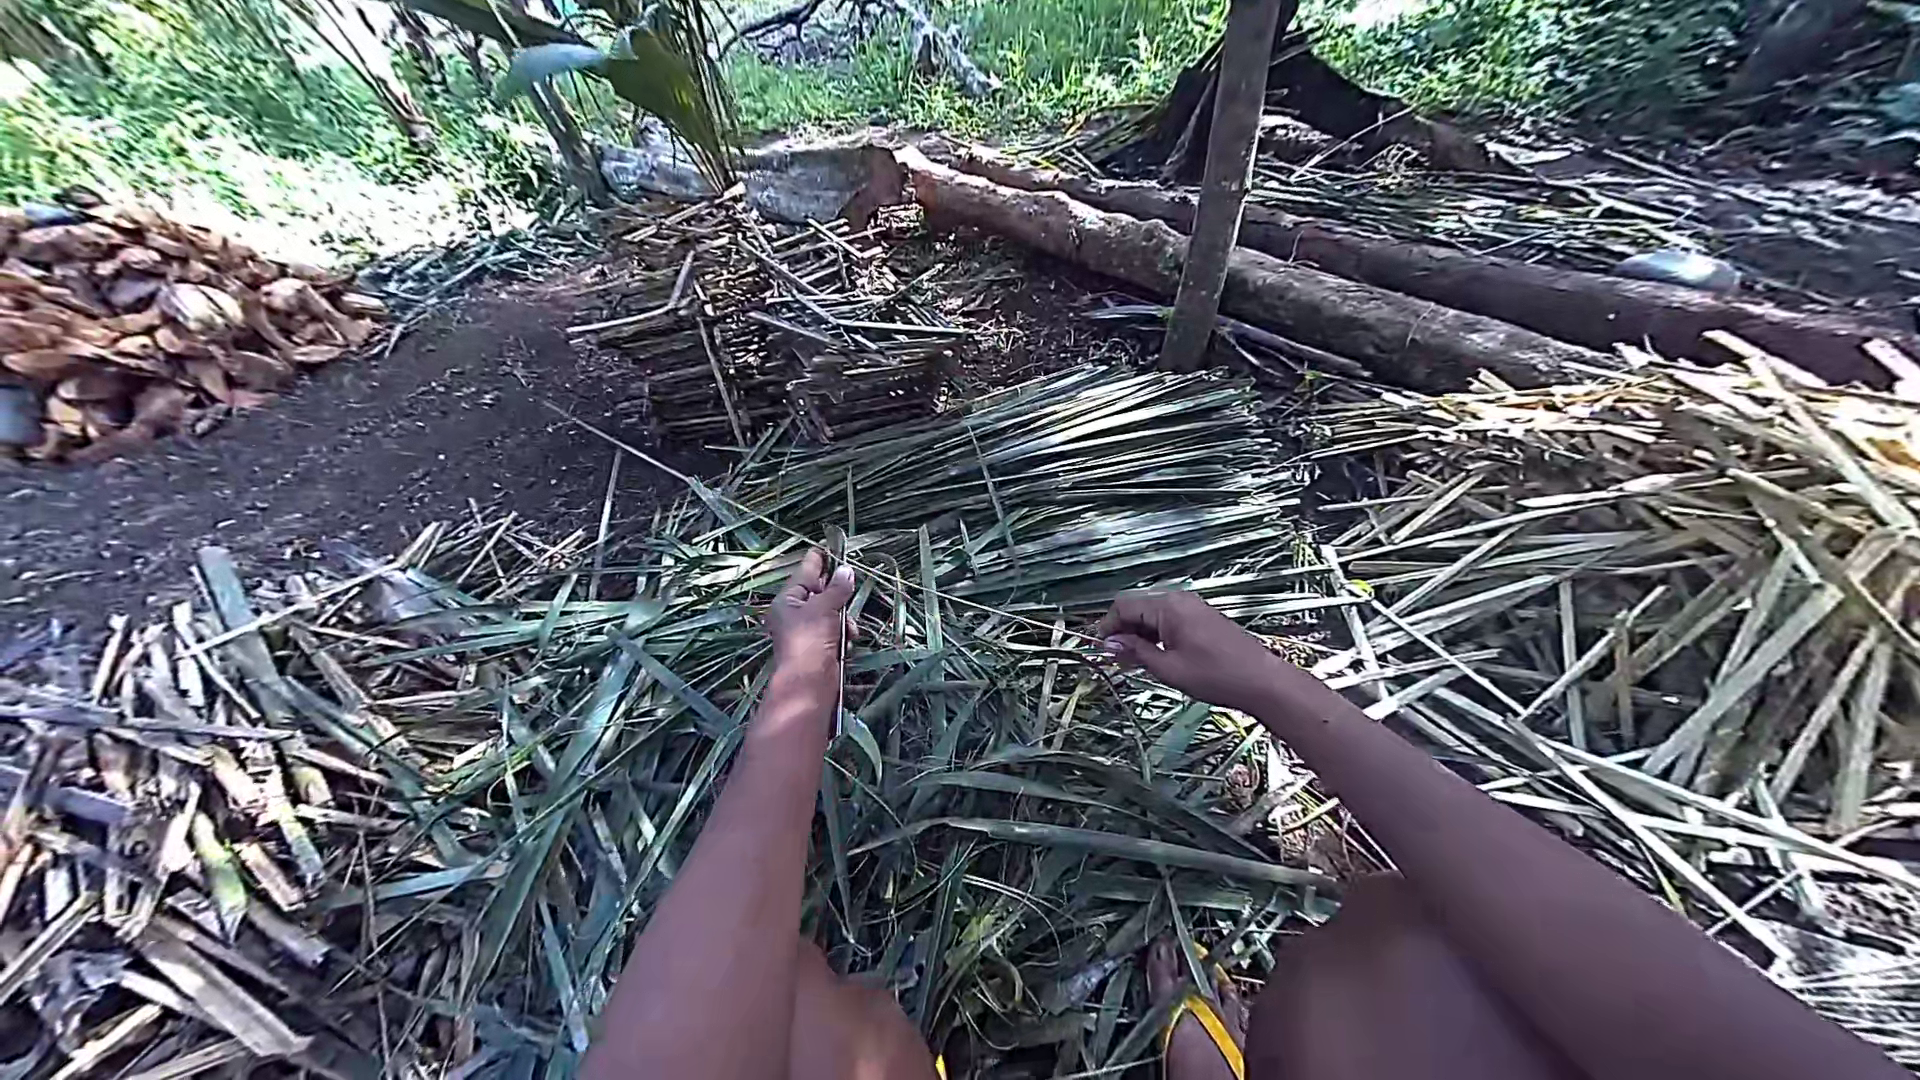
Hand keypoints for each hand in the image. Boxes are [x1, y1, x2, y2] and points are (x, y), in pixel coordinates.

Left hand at [766, 548, 855, 674]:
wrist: (809, 683)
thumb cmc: (809, 640)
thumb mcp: (824, 608)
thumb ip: (837, 588)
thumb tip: (847, 570)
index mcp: (787, 600)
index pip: (805, 572)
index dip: (819, 559)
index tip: (831, 546)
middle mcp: (795, 613)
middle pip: (821, 592)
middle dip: (837, 593)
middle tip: (850, 583)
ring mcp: (808, 630)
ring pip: (833, 612)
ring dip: (843, 617)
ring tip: (847, 628)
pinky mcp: (820, 646)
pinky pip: (836, 630)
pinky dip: (844, 633)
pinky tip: (847, 640)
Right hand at [1095, 589, 1287, 712]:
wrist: (1263, 681)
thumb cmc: (1214, 676)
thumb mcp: (1168, 668)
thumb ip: (1136, 651)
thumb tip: (1109, 644)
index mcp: (1168, 607)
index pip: (1123, 606)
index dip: (1108, 626)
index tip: (1101, 649)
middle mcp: (1178, 599)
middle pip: (1137, 607)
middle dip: (1122, 630)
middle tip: (1116, 659)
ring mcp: (1192, 606)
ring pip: (1152, 613)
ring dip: (1139, 634)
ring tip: (1134, 661)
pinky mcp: (1201, 616)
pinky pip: (1168, 619)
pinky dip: (1156, 634)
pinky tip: (1156, 655)